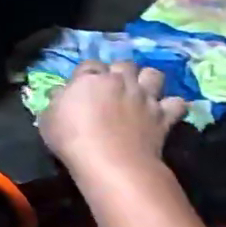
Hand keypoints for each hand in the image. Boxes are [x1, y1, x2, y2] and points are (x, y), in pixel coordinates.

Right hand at [38, 61, 187, 179]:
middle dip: (119, 72)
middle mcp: (120, 81)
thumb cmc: (71, 139)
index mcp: (90, 79)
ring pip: (154, 75)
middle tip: (112, 87)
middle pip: (124, 64)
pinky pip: (177, 103)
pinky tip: (164, 112)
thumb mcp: (48, 118)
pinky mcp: (163, 116)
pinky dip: (172, 106)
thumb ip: (56, 101)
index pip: (89, 65)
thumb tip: (61, 93)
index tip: (81, 86)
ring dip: (148, 80)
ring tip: (141, 91)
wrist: (110, 162)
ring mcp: (144, 97)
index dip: (86, 74)